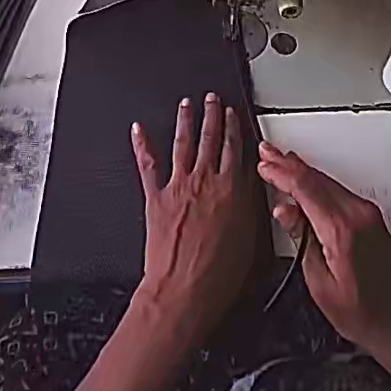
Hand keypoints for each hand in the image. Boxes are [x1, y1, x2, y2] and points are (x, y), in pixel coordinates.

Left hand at [129, 93, 256, 337]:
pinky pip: (147, 165)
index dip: (233, 127)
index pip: (234, 148)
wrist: (183, 291)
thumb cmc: (217, 275)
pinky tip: (138, 130)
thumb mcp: (251, 240)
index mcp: (230, 190)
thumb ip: (250, 207)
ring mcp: (178, 186)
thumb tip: (251, 189)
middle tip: (212, 98)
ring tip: (186, 104)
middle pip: (209, 138)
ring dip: (185, 121)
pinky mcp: (156, 197)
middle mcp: (204, 181)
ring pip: (182, 143)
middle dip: (212, 115)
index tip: (232, 113)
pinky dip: (141, 145)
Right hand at [257, 142, 390, 354]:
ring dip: (302, 170)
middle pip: (316, 177)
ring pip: (327, 180)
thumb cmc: (362, 312)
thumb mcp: (320, 283)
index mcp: (341, 230)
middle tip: (267, 154)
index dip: (280, 173)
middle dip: (287, 163)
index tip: (264, 166)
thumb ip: (302, 241)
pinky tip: (306, 180)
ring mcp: (367, 214)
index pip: (304, 187)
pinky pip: (339, 189)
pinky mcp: (372, 217)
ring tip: (280, 161)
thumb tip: (285, 212)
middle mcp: (357, 215)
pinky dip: (318, 181)